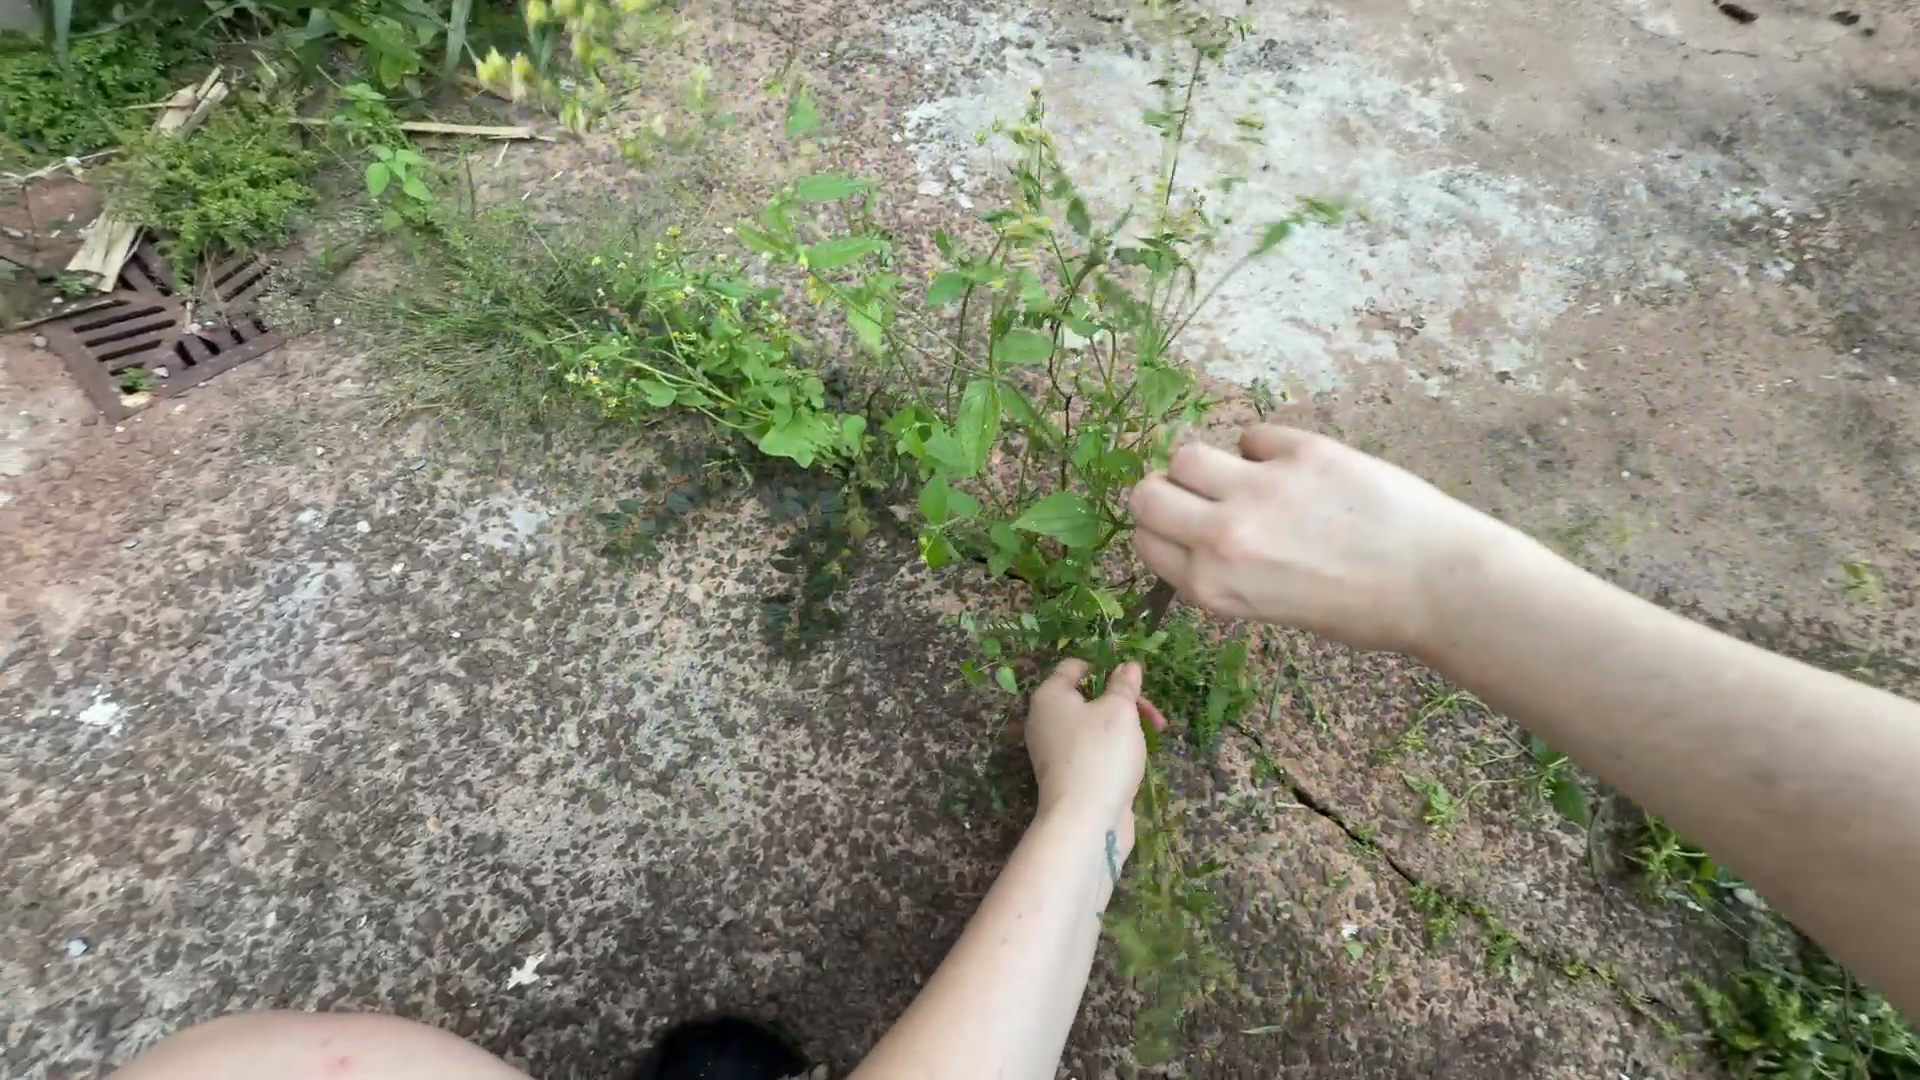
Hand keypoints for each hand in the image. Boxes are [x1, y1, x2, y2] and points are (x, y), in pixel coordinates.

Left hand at [1025, 660, 1165, 851]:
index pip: (1074, 667)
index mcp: (1050, 696)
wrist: (1084, 820)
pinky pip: (1092, 749)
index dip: (1104, 666)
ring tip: (1155, 735)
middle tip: (1154, 716)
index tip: (1133, 679)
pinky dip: (1113, 748)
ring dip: (1124, 725)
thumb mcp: (1119, 710)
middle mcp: (1045, 719)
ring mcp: (1055, 749)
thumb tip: (1128, 665)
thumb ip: (1124, 685)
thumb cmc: (1101, 754)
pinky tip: (1135, 758)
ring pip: (1093, 725)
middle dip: (1124, 701)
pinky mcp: (1068, 774)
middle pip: (1088, 697)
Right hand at [1129, 425, 1513, 654]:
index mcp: (1212, 586)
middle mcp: (1222, 539)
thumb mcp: (1263, 608)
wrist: (1439, 584)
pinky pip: (1251, 436)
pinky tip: (1290, 468)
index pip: (1145, 540)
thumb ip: (1216, 571)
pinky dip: (1262, 449)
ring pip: (1187, 456)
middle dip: (1163, 493)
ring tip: (1240, 476)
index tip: (1179, 525)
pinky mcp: (1299, 453)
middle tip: (1196, 496)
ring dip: (1206, 466)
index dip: (1159, 530)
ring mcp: (1259, 491)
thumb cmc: (1354, 609)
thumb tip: (1191, 526)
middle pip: (1147, 494)